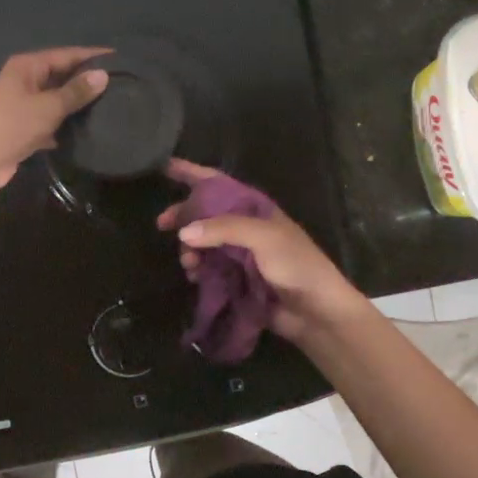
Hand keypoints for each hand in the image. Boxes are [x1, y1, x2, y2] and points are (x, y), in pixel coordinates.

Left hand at [0, 48, 110, 189]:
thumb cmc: (12, 126)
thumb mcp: (48, 107)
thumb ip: (76, 91)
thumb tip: (103, 75)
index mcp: (27, 66)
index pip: (66, 54)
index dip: (92, 57)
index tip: (119, 60)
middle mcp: (24, 80)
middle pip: (61, 75)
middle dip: (86, 80)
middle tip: (119, 84)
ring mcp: (23, 103)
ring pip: (56, 99)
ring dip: (77, 104)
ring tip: (109, 105)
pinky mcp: (24, 126)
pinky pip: (51, 119)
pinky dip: (65, 123)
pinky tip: (87, 129)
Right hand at [155, 158, 361, 341]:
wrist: (316, 310)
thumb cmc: (296, 265)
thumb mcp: (263, 238)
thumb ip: (224, 229)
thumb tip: (184, 232)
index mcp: (254, 209)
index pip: (218, 184)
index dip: (192, 173)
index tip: (165, 166)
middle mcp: (245, 228)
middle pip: (205, 214)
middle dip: (183, 217)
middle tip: (161, 225)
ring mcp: (240, 255)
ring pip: (203, 244)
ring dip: (190, 250)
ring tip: (188, 263)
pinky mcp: (237, 280)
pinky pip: (208, 269)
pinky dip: (198, 270)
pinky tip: (194, 277)